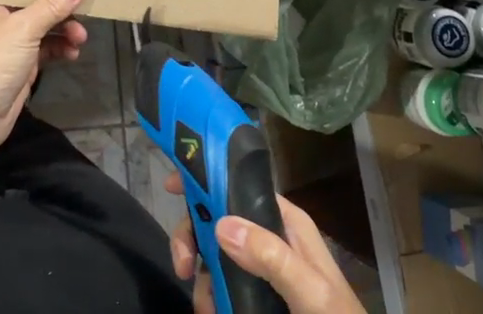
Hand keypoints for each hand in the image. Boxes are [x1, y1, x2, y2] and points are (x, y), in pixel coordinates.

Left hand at [0, 0, 88, 180]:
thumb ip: (52, 6)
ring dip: (64, 28)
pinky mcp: (20, 63)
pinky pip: (46, 47)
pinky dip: (60, 48)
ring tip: (81, 36)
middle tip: (86, 4)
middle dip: (60, 4)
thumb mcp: (23, 30)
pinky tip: (74, 52)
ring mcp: (9, 40)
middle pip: (34, 0)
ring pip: (43, 25)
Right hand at [165, 172, 366, 313]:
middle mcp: (269, 239)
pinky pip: (218, 286)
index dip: (205, 182)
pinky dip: (209, 298)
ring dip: (201, 281)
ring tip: (207, 308)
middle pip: (216, 221)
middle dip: (192, 240)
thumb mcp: (311, 292)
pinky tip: (212, 311)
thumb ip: (271, 258)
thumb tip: (221, 225)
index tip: (171, 186)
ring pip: (212, 257)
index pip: (239, 186)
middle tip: (181, 266)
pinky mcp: (253, 296)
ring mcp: (260, 268)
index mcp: (286, 223)